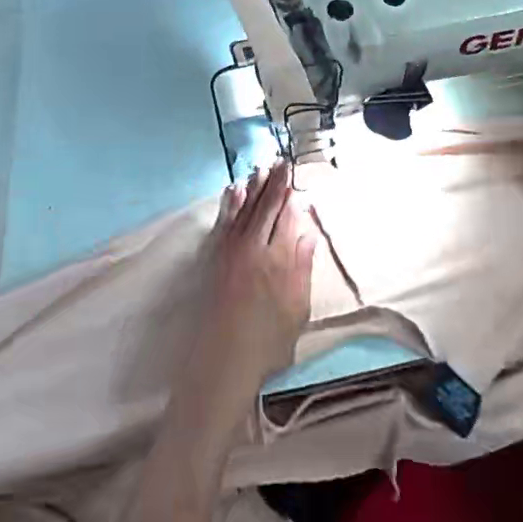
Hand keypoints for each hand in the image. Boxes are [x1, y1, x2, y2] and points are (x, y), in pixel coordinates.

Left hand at [179, 163, 317, 410]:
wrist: (223, 360)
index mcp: (280, 260)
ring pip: (245, 208)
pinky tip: (234, 189)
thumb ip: (302, 268)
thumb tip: (307, 234)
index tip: (296, 178)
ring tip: (262, 168)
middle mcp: (255, 248)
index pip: (288, 217)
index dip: (292, 196)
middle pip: (267, 206)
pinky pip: (224, 221)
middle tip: (282, 161)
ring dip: (254, 186)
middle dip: (275, 182)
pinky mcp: (215, 256)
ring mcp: (232, 249)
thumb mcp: (297, 309)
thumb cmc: (268, 342)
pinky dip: (230, 203)